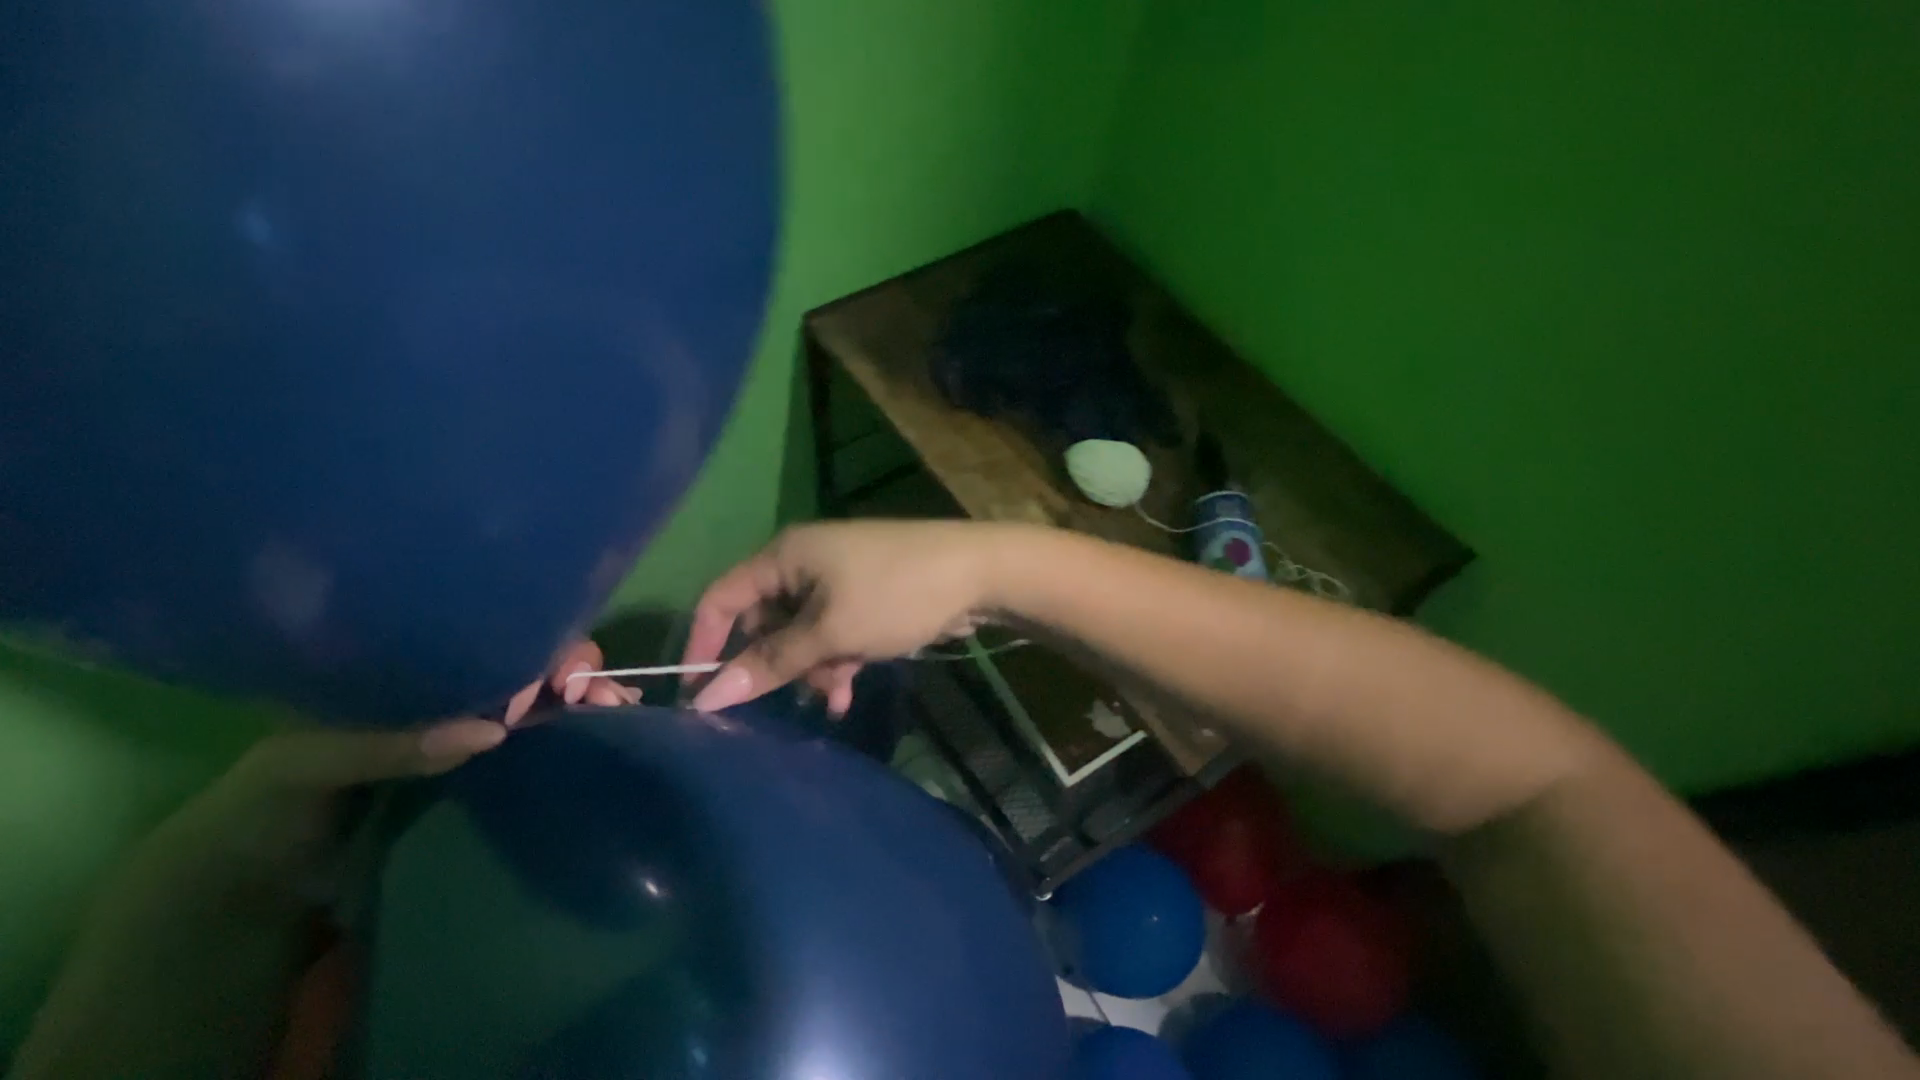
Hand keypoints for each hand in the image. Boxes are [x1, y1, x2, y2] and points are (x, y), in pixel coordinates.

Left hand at [12, 645, 630, 1079]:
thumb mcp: (306, 764)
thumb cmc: (272, 806)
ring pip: (545, 704)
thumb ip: (383, 745)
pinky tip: (614, 730)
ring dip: (588, 699)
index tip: (565, 672)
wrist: (260, 884)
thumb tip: (491, 733)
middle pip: (528, 666)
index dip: (534, 645)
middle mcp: (450, 694)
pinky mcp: (489, 779)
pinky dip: (580, 734)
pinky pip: (540, 749)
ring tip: (620, 710)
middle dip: (575, 670)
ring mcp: (474, 737)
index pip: (485, 640)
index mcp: (410, 672)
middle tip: (605, 696)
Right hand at [681, 521, 1008, 713]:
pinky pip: (833, 635)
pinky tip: (846, 694)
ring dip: (811, 669)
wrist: (981, 574)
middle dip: (775, 664)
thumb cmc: (896, 595)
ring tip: (833, 696)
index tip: (698, 694)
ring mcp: (837, 581)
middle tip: (788, 700)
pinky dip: (835, 661)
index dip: (704, 643)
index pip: (721, 598)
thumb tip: (708, 696)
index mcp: (785, 556)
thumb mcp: (831, 633)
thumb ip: (772, 662)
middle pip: (764, 621)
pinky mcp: (866, 599)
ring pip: (801, 635)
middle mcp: (804, 564)